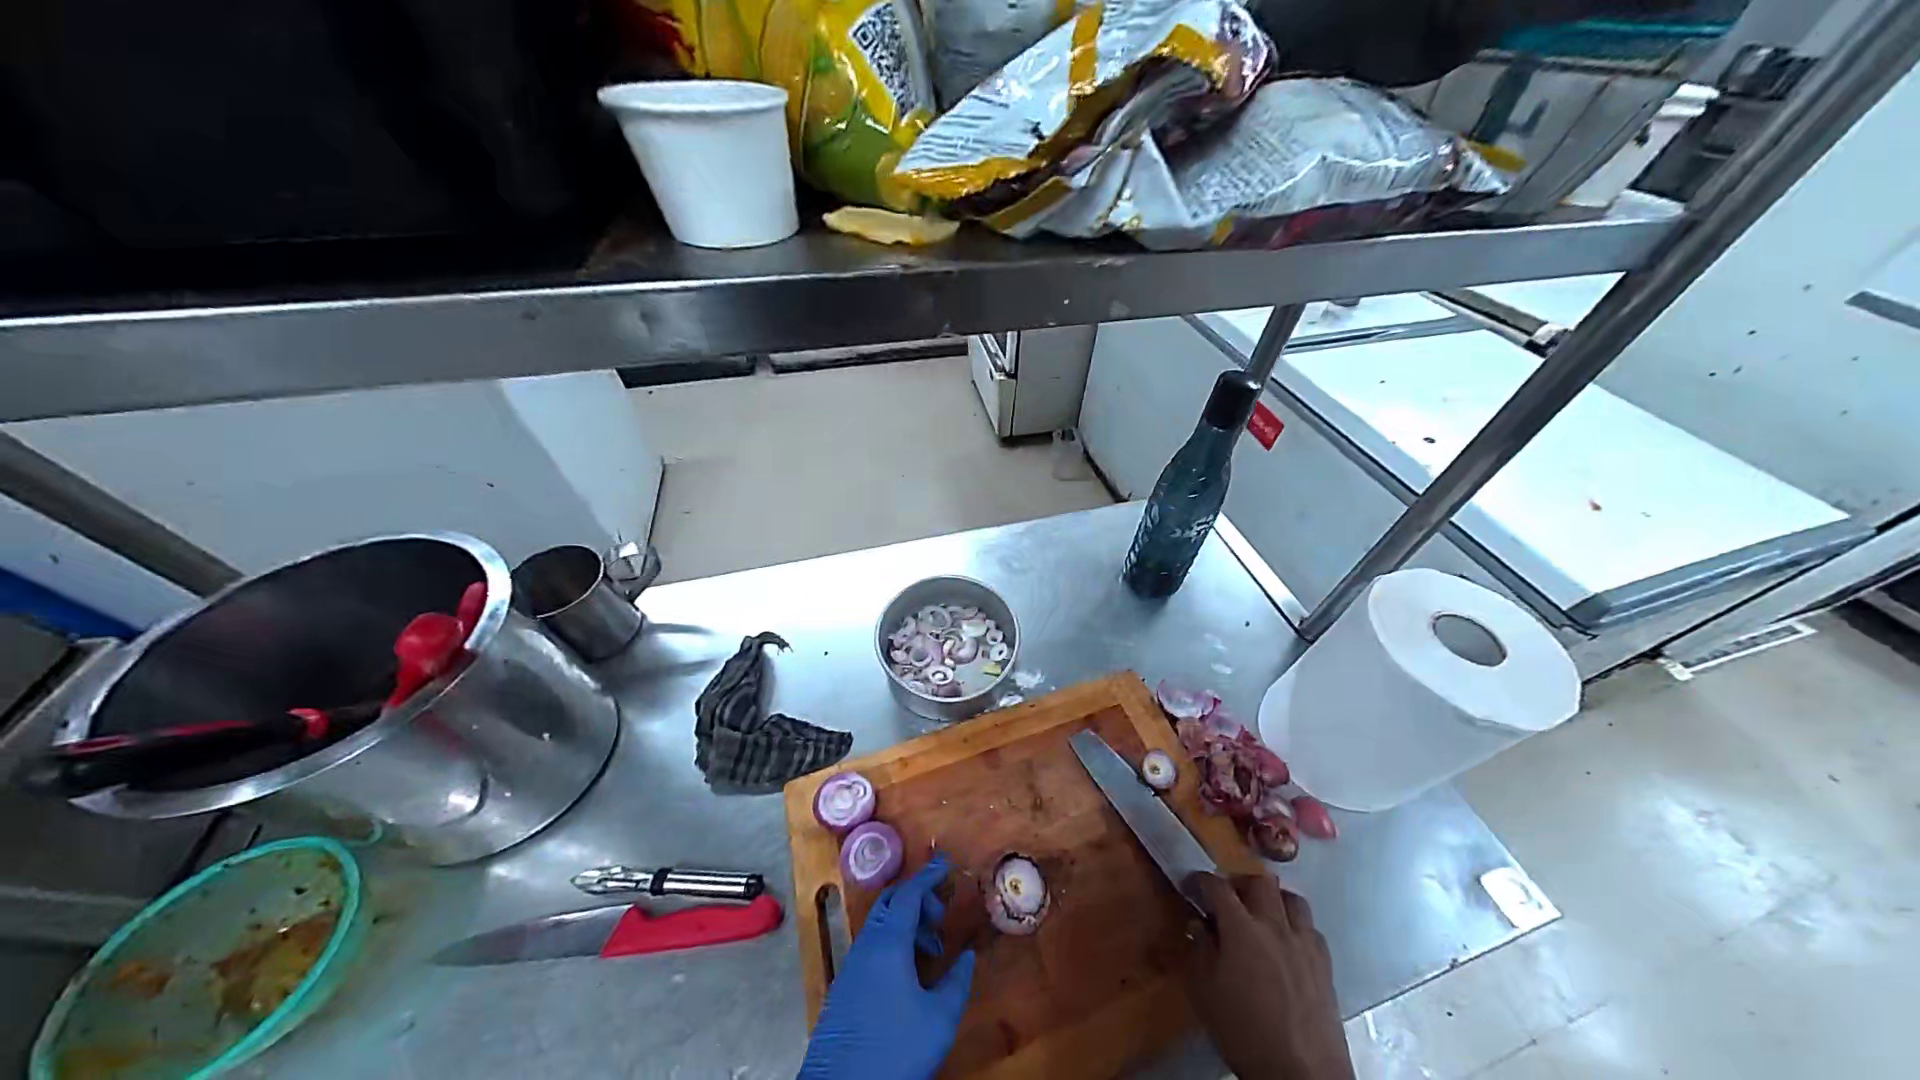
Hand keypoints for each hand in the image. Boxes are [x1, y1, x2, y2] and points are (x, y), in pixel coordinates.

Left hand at [798, 854, 977, 1079]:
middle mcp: (867, 944)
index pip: (909, 894)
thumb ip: (957, 982)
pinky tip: (908, 971)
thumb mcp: (939, 1019)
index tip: (946, 863)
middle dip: (917, 899)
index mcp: (888, 942)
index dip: (928, 876)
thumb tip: (967, 956)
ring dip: (905, 923)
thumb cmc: (895, 1048)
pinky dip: (892, 941)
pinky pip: (871, 943)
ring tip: (930, 950)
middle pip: (890, 902)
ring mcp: (852, 963)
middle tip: (941, 917)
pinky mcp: (845, 984)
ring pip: (879, 923)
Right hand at [1186, 873, 1353, 1079]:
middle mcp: (1275, 927)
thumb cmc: (1244, 1032)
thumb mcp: (1205, 993)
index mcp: (1242, 929)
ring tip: (1260, 914)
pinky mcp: (1325, 965)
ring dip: (1273, 899)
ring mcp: (1304, 944)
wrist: (1302, 1075)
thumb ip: (1199, 951)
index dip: (1201, 880)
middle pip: (1260, 881)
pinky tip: (1287, 943)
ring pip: (1292, 899)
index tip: (1191, 885)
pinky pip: (1312, 929)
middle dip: (1240, 881)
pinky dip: (1296, 926)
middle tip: (1227, 895)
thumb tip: (1197, 924)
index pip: (1218, 887)